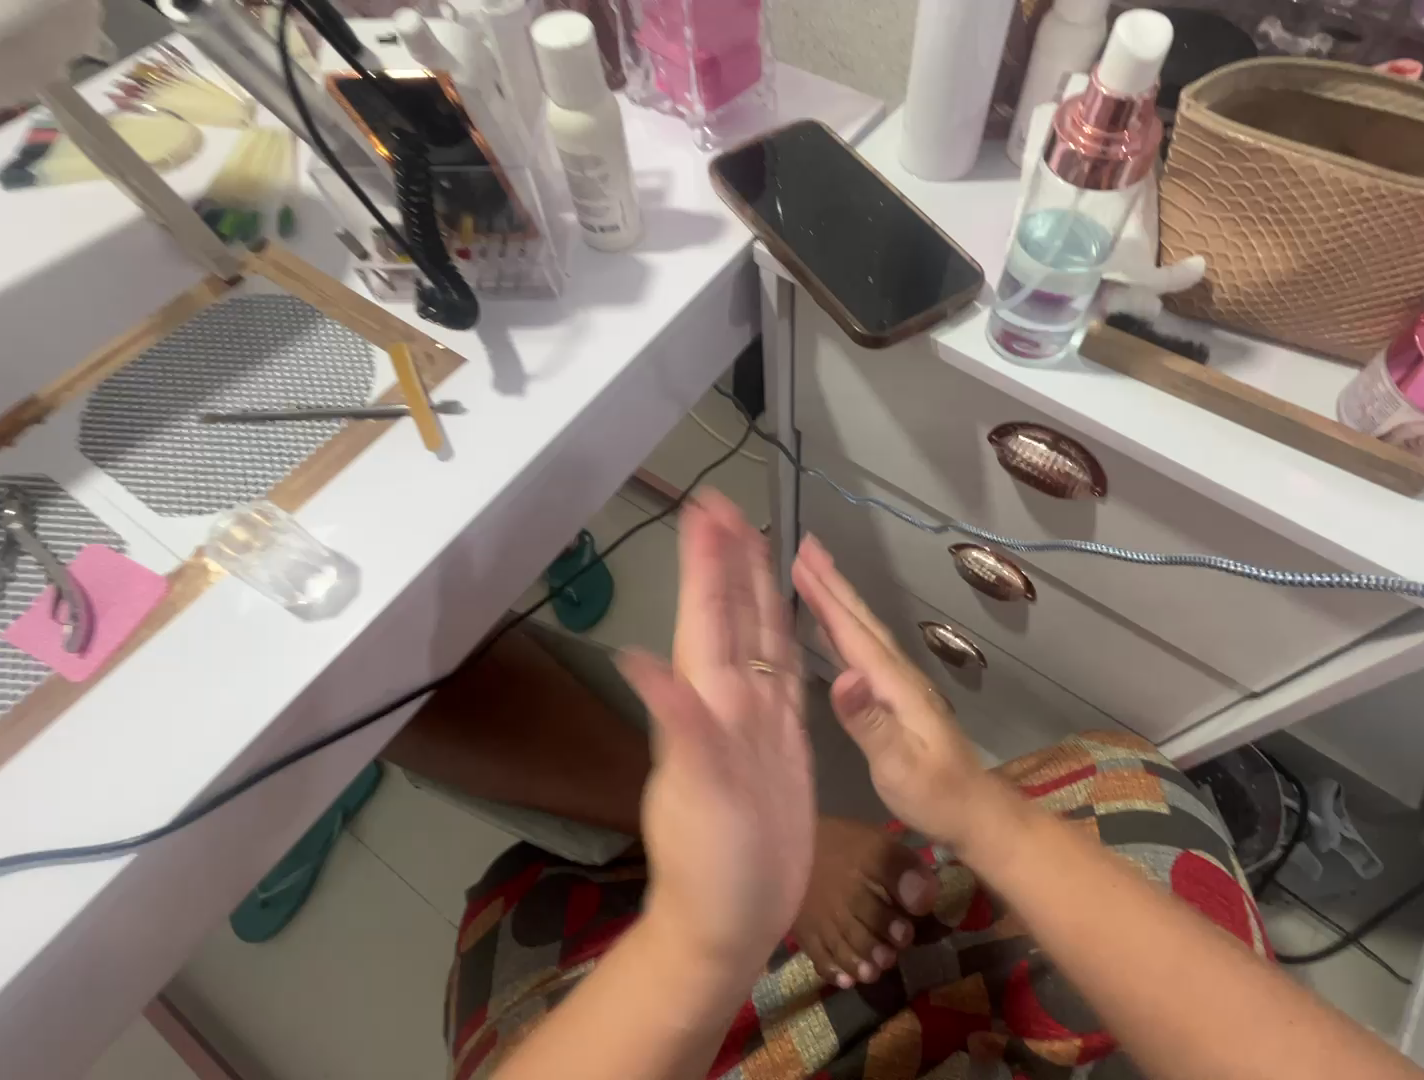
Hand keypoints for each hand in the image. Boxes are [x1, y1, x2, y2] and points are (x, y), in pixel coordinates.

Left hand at [618, 491, 813, 974]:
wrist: (732, 917)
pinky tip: (786, 616)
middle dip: (728, 559)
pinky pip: (787, 673)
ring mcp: (758, 717)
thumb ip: (676, 722)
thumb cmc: (709, 862)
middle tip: (728, 506)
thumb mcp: (692, 794)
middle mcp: (729, 698)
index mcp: (707, 700)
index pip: (707, 616)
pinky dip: (785, 637)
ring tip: (757, 543)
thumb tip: (636, 655)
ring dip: (755, 588)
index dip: (707, 562)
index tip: (706, 508)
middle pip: (733, 615)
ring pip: (759, 636)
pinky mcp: (785, 739)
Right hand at [791, 535, 1018, 851]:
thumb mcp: (899, 766)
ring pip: (863, 630)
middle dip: (832, 582)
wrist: (975, 811)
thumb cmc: (936, 794)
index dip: (827, 597)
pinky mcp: (895, 696)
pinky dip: (843, 628)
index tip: (802, 559)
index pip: (855, 632)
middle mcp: (897, 674)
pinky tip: (832, 627)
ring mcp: (898, 683)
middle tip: (807, 545)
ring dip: (838, 598)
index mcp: (894, 684)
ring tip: (815, 571)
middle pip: (860, 620)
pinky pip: (862, 649)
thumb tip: (844, 676)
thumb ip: (870, 722)